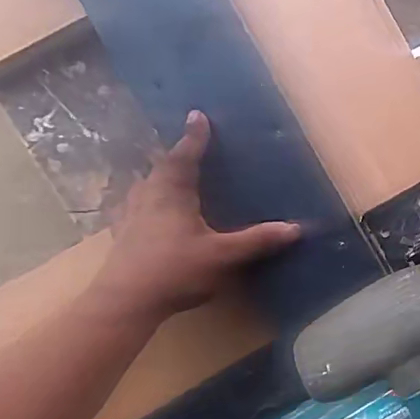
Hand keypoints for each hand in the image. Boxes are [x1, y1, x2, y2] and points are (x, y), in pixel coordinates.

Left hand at [91, 111, 300, 318]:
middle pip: (159, 170)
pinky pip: (132, 209)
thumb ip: (258, 240)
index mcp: (171, 195)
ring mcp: (130, 218)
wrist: (126, 302)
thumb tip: (297, 228)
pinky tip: (142, 211)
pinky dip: (141, 203)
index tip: (197, 116)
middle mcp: (147, 199)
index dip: (193, 139)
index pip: (183, 159)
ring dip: (155, 178)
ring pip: (141, 188)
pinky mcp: (123, 238)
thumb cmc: (175, 270)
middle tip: (186, 147)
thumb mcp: (224, 255)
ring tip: (165, 176)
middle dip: (174, 157)